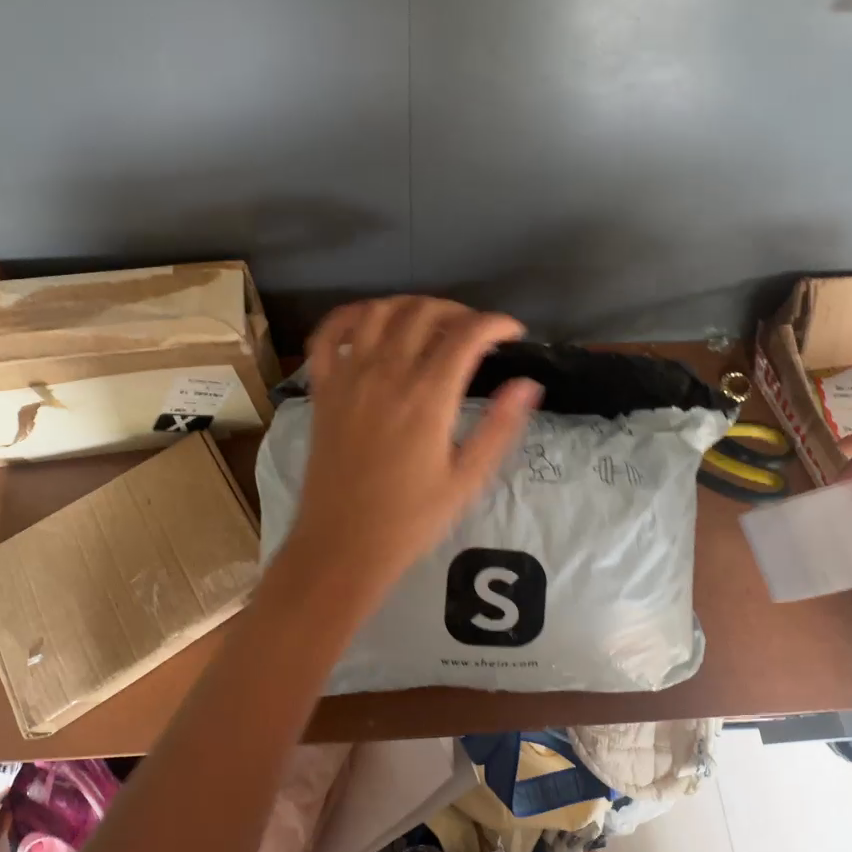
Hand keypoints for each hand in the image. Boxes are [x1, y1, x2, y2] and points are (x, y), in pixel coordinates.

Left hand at [278, 297, 541, 603]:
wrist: (341, 545)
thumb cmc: (410, 519)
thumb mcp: (467, 480)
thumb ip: (499, 427)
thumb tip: (528, 384)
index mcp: (428, 397)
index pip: (467, 334)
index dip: (496, 323)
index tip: (511, 332)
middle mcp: (387, 374)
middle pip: (423, 312)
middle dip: (458, 311)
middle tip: (474, 332)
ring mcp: (349, 377)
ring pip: (378, 312)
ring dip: (409, 306)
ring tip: (430, 323)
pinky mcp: (323, 388)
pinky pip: (327, 334)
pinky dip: (350, 316)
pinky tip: (369, 322)